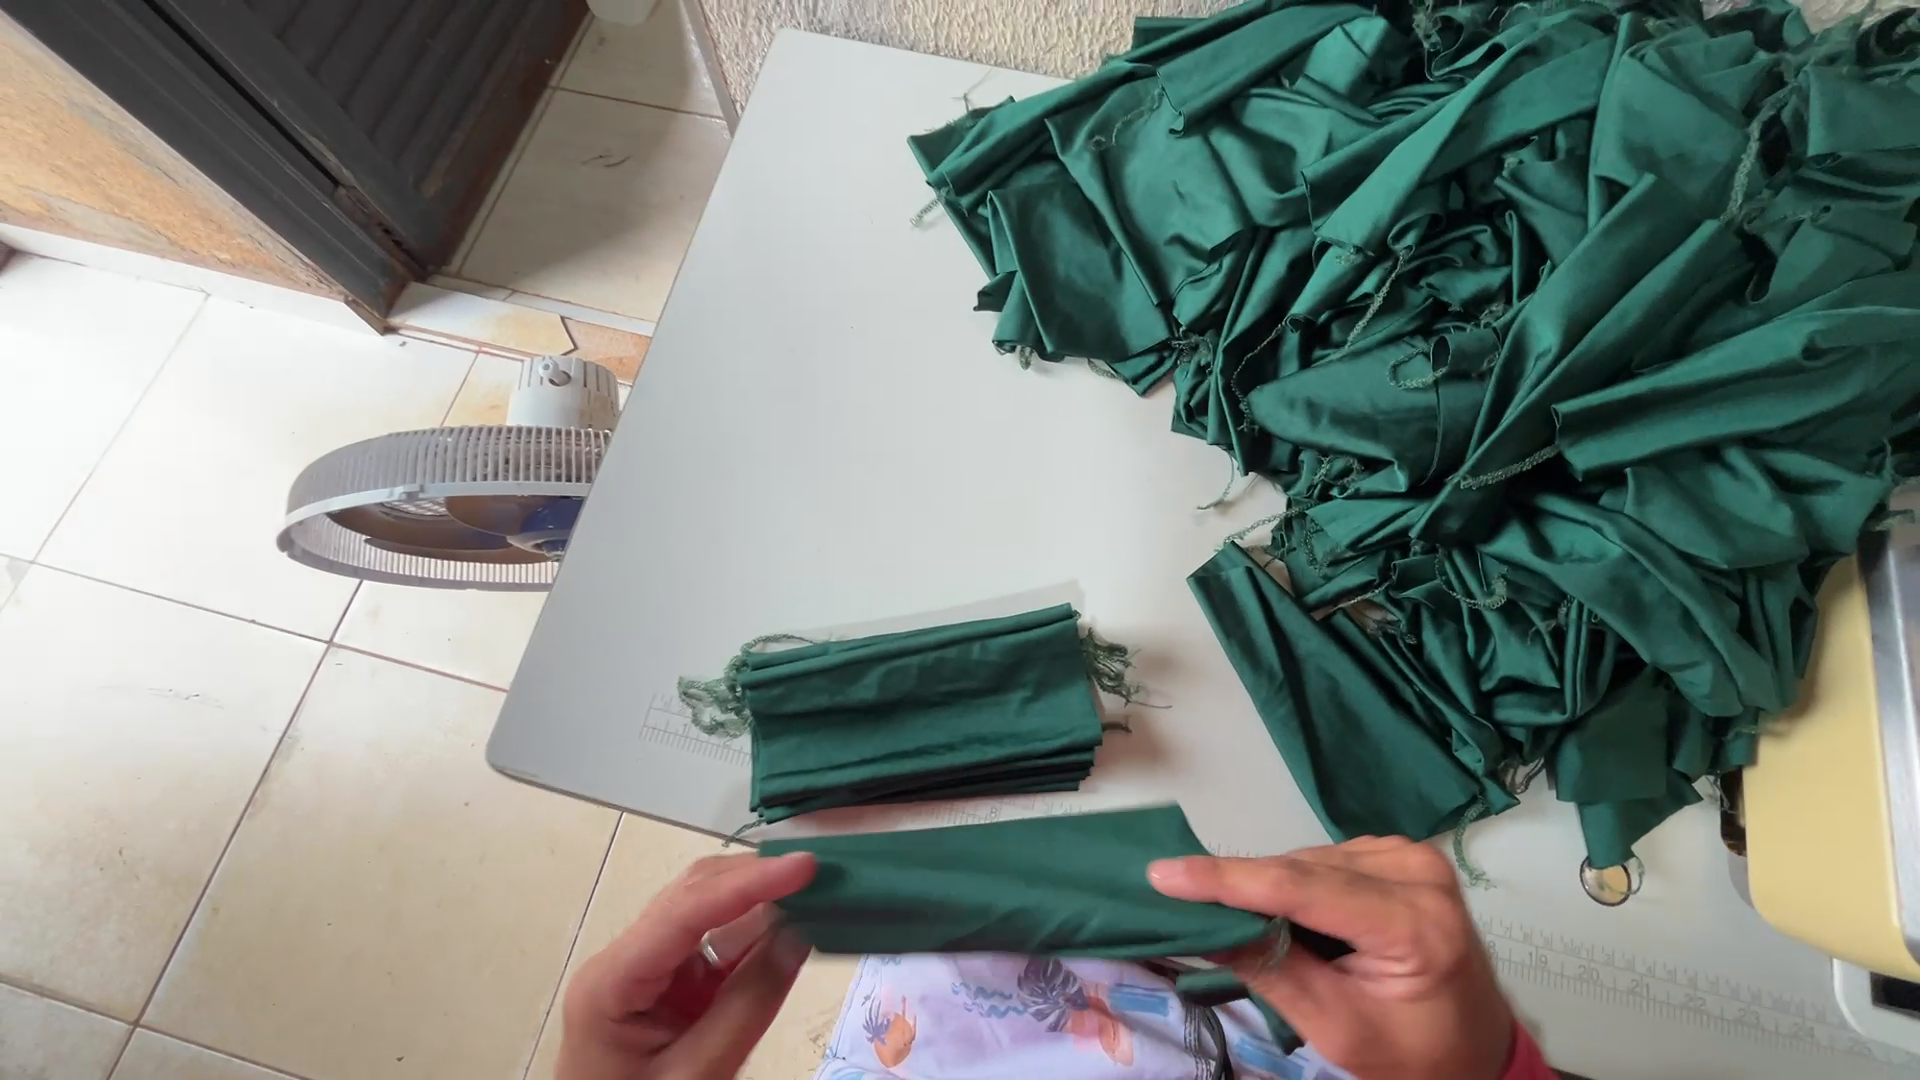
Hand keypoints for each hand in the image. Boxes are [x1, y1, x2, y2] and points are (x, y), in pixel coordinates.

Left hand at [556, 852, 816, 1079]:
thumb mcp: (695, 1076)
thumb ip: (747, 1006)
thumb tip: (800, 934)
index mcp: (613, 979)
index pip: (687, 911)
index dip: (750, 882)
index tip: (805, 866)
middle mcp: (627, 957)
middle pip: (696, 895)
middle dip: (758, 878)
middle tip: (818, 870)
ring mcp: (649, 965)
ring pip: (711, 910)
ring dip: (763, 897)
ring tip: (814, 886)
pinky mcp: (672, 979)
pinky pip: (719, 941)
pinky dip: (758, 930)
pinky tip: (792, 919)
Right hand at [1149, 836, 1513, 1079]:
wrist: (1478, 1053)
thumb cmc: (1412, 1058)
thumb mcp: (1336, 1029)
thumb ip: (1268, 969)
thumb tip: (1197, 920)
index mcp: (1414, 924)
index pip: (1301, 889)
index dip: (1227, 880)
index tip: (1163, 874)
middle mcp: (1415, 870)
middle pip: (1300, 870)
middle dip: (1243, 888)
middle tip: (1189, 905)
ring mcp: (1410, 855)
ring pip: (1305, 860)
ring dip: (1271, 888)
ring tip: (1265, 930)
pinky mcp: (1401, 853)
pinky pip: (1322, 860)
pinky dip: (1296, 884)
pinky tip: (1300, 917)